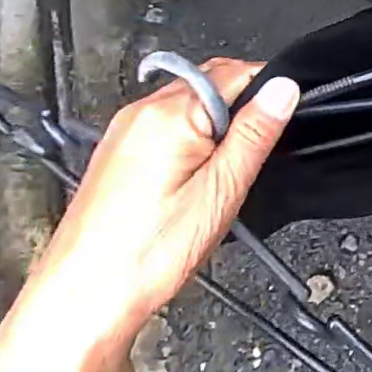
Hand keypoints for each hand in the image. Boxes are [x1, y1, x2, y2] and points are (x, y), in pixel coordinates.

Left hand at [16, 59, 298, 349]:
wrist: (82, 301)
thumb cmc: (147, 253)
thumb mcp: (224, 188)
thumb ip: (256, 131)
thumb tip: (284, 88)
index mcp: (170, 115)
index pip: (237, 71)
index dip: (272, 87)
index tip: (289, 113)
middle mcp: (140, 114)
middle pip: (213, 81)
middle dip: (248, 101)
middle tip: (266, 143)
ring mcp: (125, 132)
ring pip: (194, 103)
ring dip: (224, 120)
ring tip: (232, 167)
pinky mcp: (119, 153)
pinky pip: (172, 123)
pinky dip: (198, 136)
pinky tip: (203, 175)